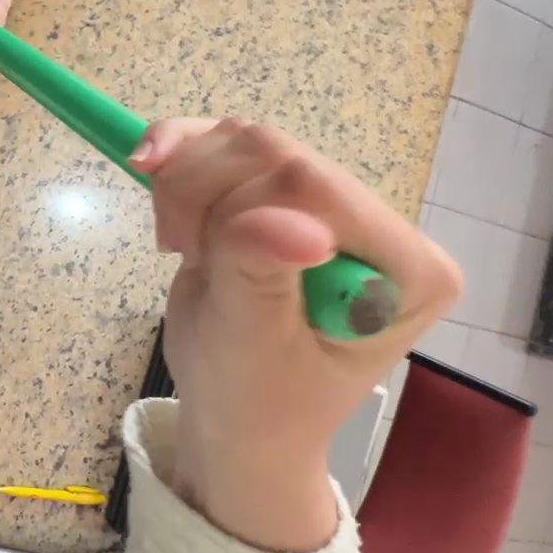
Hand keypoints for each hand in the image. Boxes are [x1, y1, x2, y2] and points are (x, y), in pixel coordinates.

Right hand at [131, 118, 461, 552]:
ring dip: (182, 183)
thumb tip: (294, 226)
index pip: (313, 185)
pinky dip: (173, 155)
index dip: (235, 202)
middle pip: (269, 153)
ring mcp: (324, 207)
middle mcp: (376, 226)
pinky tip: (148, 169)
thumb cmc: (252, 393)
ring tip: (180, 244)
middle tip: (180, 252)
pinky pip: (217, 142)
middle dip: (201, 194)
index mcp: (404, 267)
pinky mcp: (273, 196)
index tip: (191, 254)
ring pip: (234, 141)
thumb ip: (263, 275)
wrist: (233, 411)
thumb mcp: (251, 342)